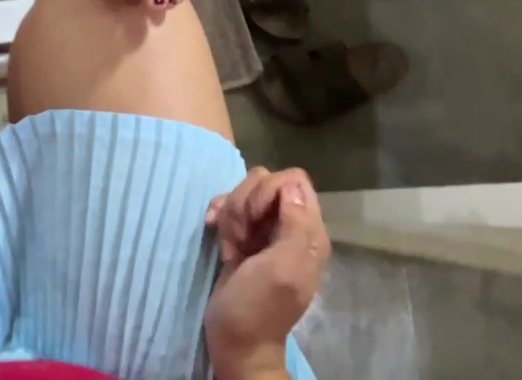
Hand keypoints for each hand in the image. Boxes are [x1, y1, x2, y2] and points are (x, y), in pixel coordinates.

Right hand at [202, 167, 328, 376]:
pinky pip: (231, 203)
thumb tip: (293, 184)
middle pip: (265, 181)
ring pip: (245, 190)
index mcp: (308, 232)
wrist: (235, 340)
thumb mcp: (281, 269)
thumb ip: (295, 226)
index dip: (267, 192)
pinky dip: (220, 213)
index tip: (254, 220)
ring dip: (231, 213)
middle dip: (244, 205)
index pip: (294, 180)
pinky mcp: (245, 233)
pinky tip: (213, 230)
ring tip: (230, 244)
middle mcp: (290, 225)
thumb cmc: (259, 307)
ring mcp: (266, 228)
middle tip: (240, 238)